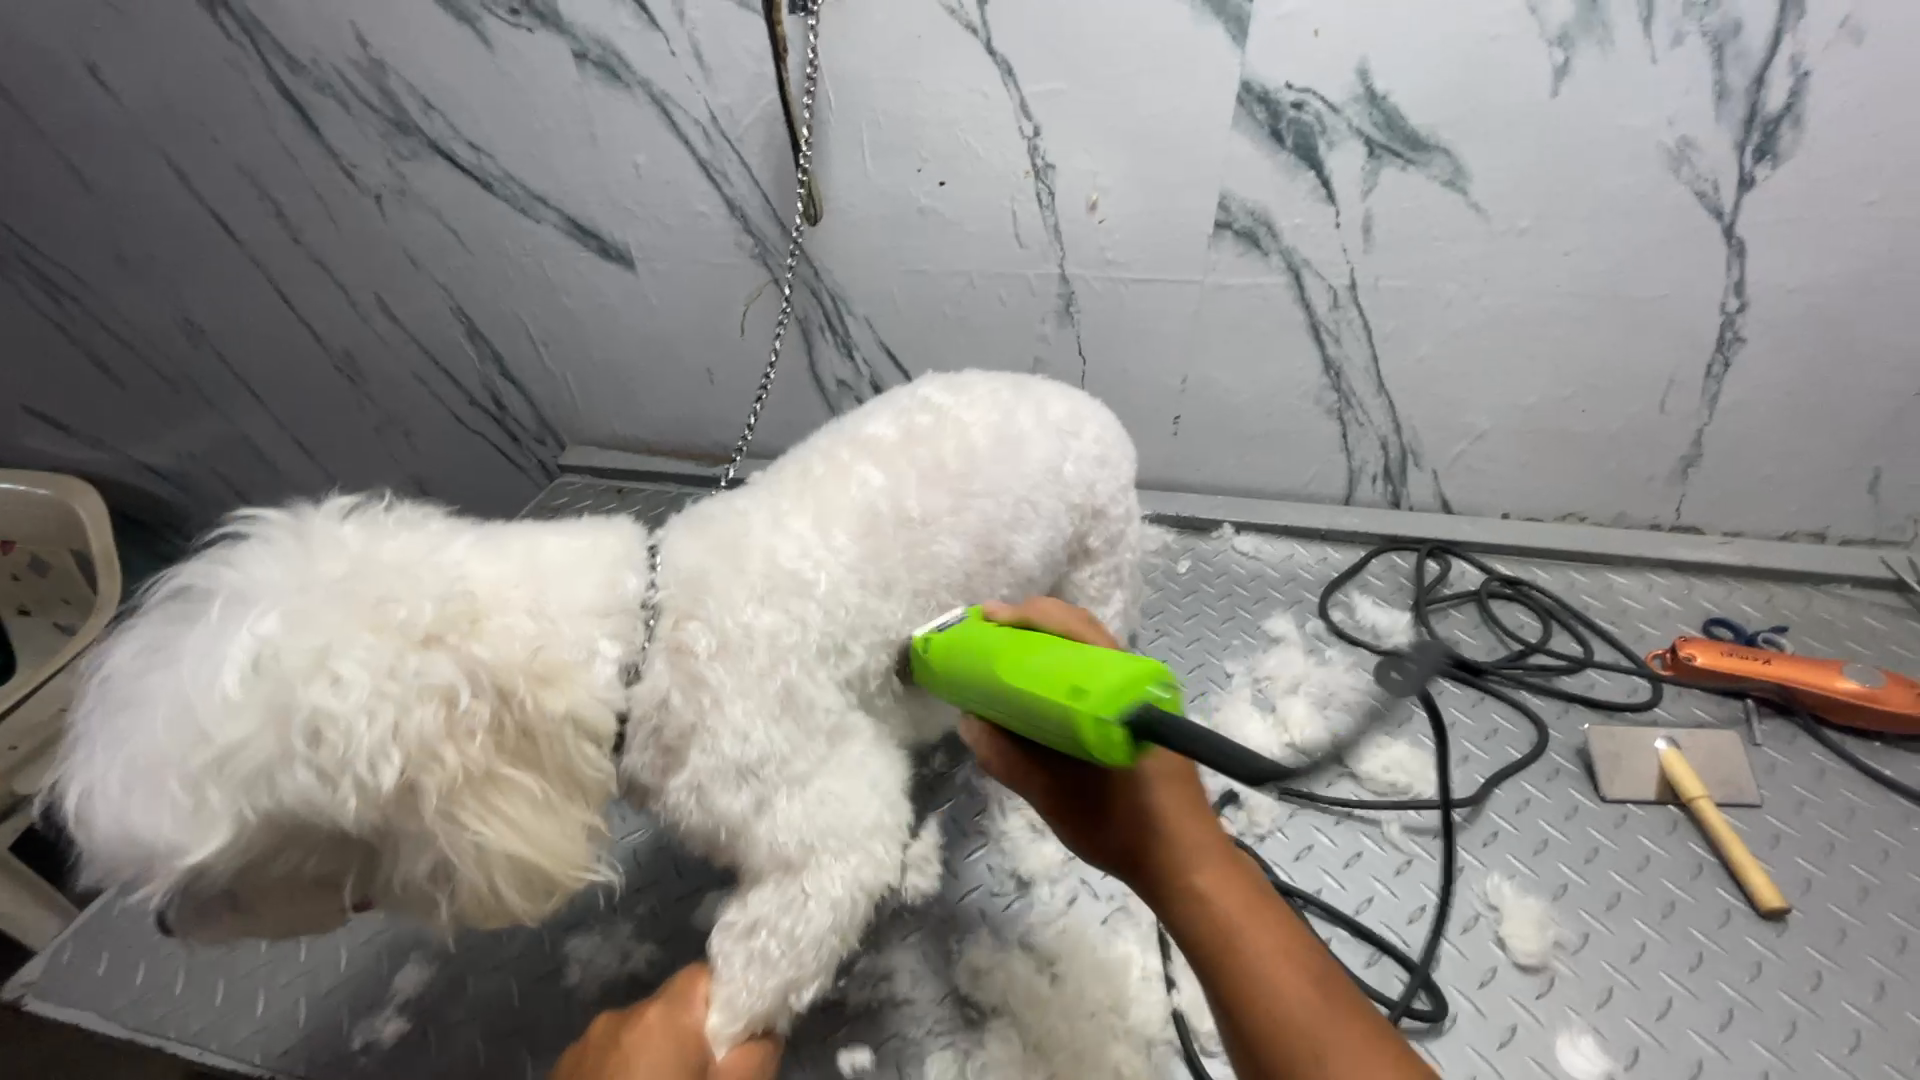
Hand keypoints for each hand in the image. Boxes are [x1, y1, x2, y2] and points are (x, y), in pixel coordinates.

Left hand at [550, 964, 781, 1079]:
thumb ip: (759, 1051)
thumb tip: (762, 1029)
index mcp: (662, 1014)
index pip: (705, 976)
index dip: (725, 1004)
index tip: (731, 1043)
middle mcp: (617, 1018)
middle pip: (668, 1010)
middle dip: (686, 1038)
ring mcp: (578, 1050)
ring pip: (633, 1039)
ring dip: (648, 1061)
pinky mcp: (556, 1077)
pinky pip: (601, 1064)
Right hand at [958, 597, 1233, 900]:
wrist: (1185, 864)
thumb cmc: (1124, 830)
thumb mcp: (1056, 798)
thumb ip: (1010, 760)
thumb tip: (969, 721)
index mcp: (1122, 690)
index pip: (1074, 629)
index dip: (1028, 618)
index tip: (986, 621)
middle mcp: (1135, 681)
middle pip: (1080, 629)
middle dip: (1031, 622)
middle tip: (986, 628)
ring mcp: (1140, 696)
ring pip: (1087, 649)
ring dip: (1045, 643)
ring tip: (1001, 649)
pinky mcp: (1138, 715)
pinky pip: (1093, 674)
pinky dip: (1059, 669)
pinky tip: (1033, 686)